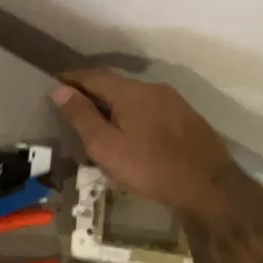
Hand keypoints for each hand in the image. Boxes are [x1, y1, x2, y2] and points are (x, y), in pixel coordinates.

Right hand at [51, 69, 236, 216]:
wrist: (209, 187)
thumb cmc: (148, 167)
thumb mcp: (105, 146)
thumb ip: (81, 116)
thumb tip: (59, 89)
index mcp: (130, 92)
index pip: (93, 75)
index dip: (71, 79)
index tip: (54, 85)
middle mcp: (153, 89)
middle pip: (115, 84)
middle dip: (92, 93)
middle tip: (72, 108)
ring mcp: (174, 103)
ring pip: (134, 97)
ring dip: (113, 105)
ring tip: (98, 124)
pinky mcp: (187, 119)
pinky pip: (150, 109)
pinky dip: (132, 115)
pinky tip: (129, 134)